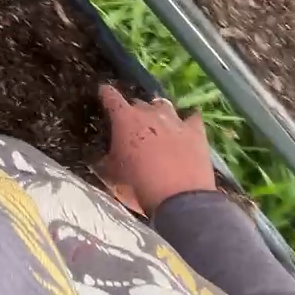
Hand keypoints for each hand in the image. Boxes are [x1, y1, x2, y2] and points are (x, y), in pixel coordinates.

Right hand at [99, 84, 216, 216]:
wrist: (180, 201)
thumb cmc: (139, 186)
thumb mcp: (110, 176)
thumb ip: (103, 161)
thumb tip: (97, 159)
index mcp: (124, 118)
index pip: (109, 95)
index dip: (105, 94)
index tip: (103, 95)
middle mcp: (148, 113)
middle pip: (137, 102)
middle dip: (133, 111)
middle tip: (131, 126)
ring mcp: (174, 121)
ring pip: (163, 105)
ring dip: (158, 112)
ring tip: (158, 123)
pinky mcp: (196, 133)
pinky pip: (193, 118)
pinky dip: (188, 120)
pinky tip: (187, 125)